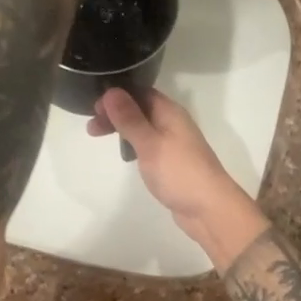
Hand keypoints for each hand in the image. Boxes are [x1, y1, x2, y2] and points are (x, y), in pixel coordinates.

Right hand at [90, 88, 253, 228]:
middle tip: (91, 126)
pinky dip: (133, 145)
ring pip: (144, 128)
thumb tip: (111, 91)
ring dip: (122, 128)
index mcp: (170, 113)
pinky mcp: (172, 164)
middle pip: (141, 109)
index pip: (141, 92)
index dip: (117, 95)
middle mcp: (173, 124)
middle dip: (116, 113)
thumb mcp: (150, 143)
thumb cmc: (179, 172)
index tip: (94, 106)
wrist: (209, 209)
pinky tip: (124, 154)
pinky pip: (149, 145)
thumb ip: (130, 118)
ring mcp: (174, 144)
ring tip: (98, 136)